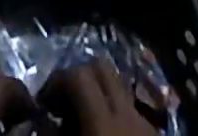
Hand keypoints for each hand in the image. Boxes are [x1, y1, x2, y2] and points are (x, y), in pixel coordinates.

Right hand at [43, 60, 159, 135]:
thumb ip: (53, 133)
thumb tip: (42, 119)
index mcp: (104, 122)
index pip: (79, 74)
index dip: (57, 80)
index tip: (44, 100)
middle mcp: (127, 114)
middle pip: (102, 68)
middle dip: (79, 75)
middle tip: (62, 100)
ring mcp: (145, 123)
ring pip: (119, 86)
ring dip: (98, 91)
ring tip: (82, 115)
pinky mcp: (156, 133)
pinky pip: (131, 108)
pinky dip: (114, 110)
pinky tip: (104, 130)